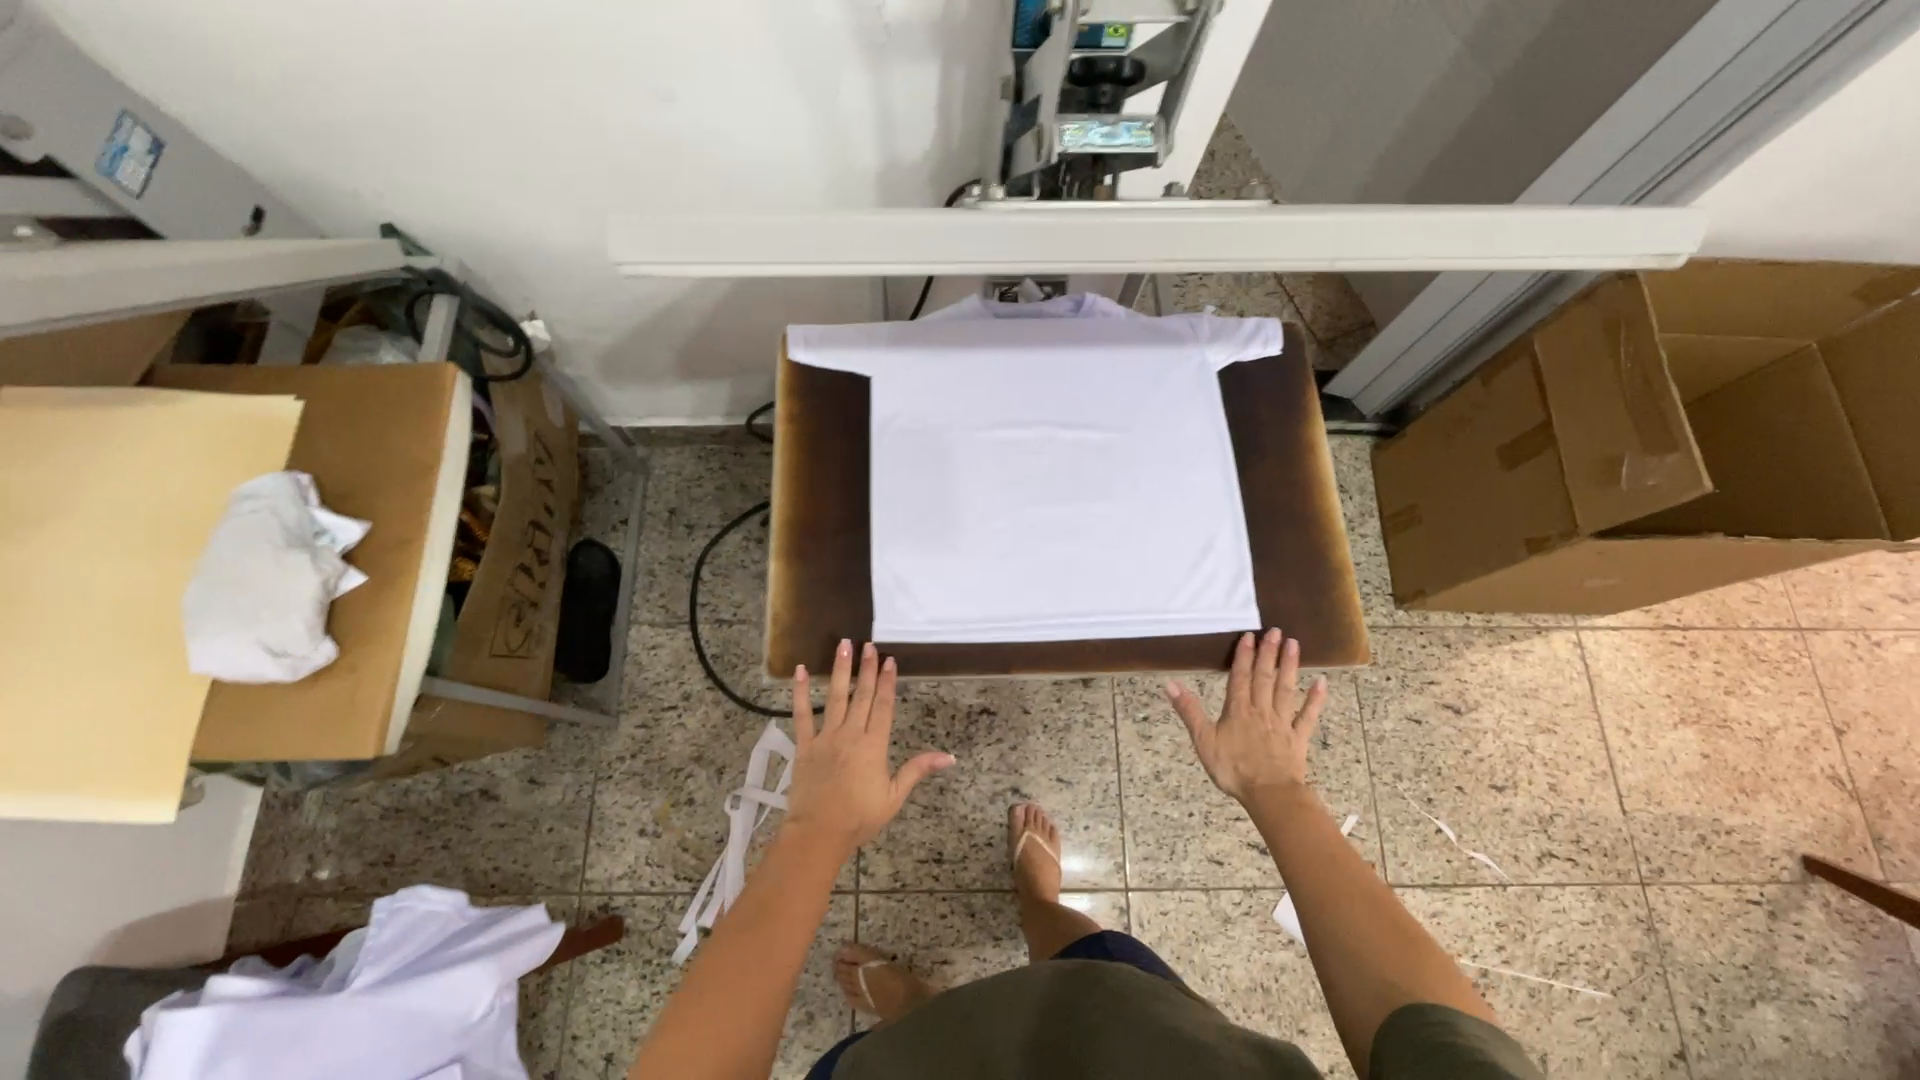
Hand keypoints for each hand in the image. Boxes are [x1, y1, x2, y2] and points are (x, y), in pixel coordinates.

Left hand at [783, 640, 954, 856]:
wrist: (819, 833)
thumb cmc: (859, 818)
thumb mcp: (894, 796)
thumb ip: (917, 770)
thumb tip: (949, 756)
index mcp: (874, 746)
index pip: (883, 706)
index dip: (886, 682)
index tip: (889, 660)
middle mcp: (851, 735)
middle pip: (861, 696)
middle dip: (866, 668)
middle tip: (869, 645)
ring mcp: (825, 738)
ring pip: (834, 697)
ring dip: (840, 670)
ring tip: (843, 645)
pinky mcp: (804, 746)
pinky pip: (801, 715)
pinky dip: (799, 693)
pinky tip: (798, 671)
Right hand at [1166, 629, 1327, 804]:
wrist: (1269, 793)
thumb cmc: (1233, 769)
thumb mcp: (1204, 741)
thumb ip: (1189, 711)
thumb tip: (1171, 685)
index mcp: (1238, 711)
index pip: (1240, 677)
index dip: (1244, 655)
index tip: (1249, 635)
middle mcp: (1261, 710)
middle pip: (1265, 677)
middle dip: (1269, 653)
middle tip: (1276, 631)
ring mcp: (1282, 723)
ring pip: (1286, 689)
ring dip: (1290, 666)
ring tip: (1294, 644)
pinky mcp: (1298, 738)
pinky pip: (1308, 715)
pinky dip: (1315, 699)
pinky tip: (1321, 682)